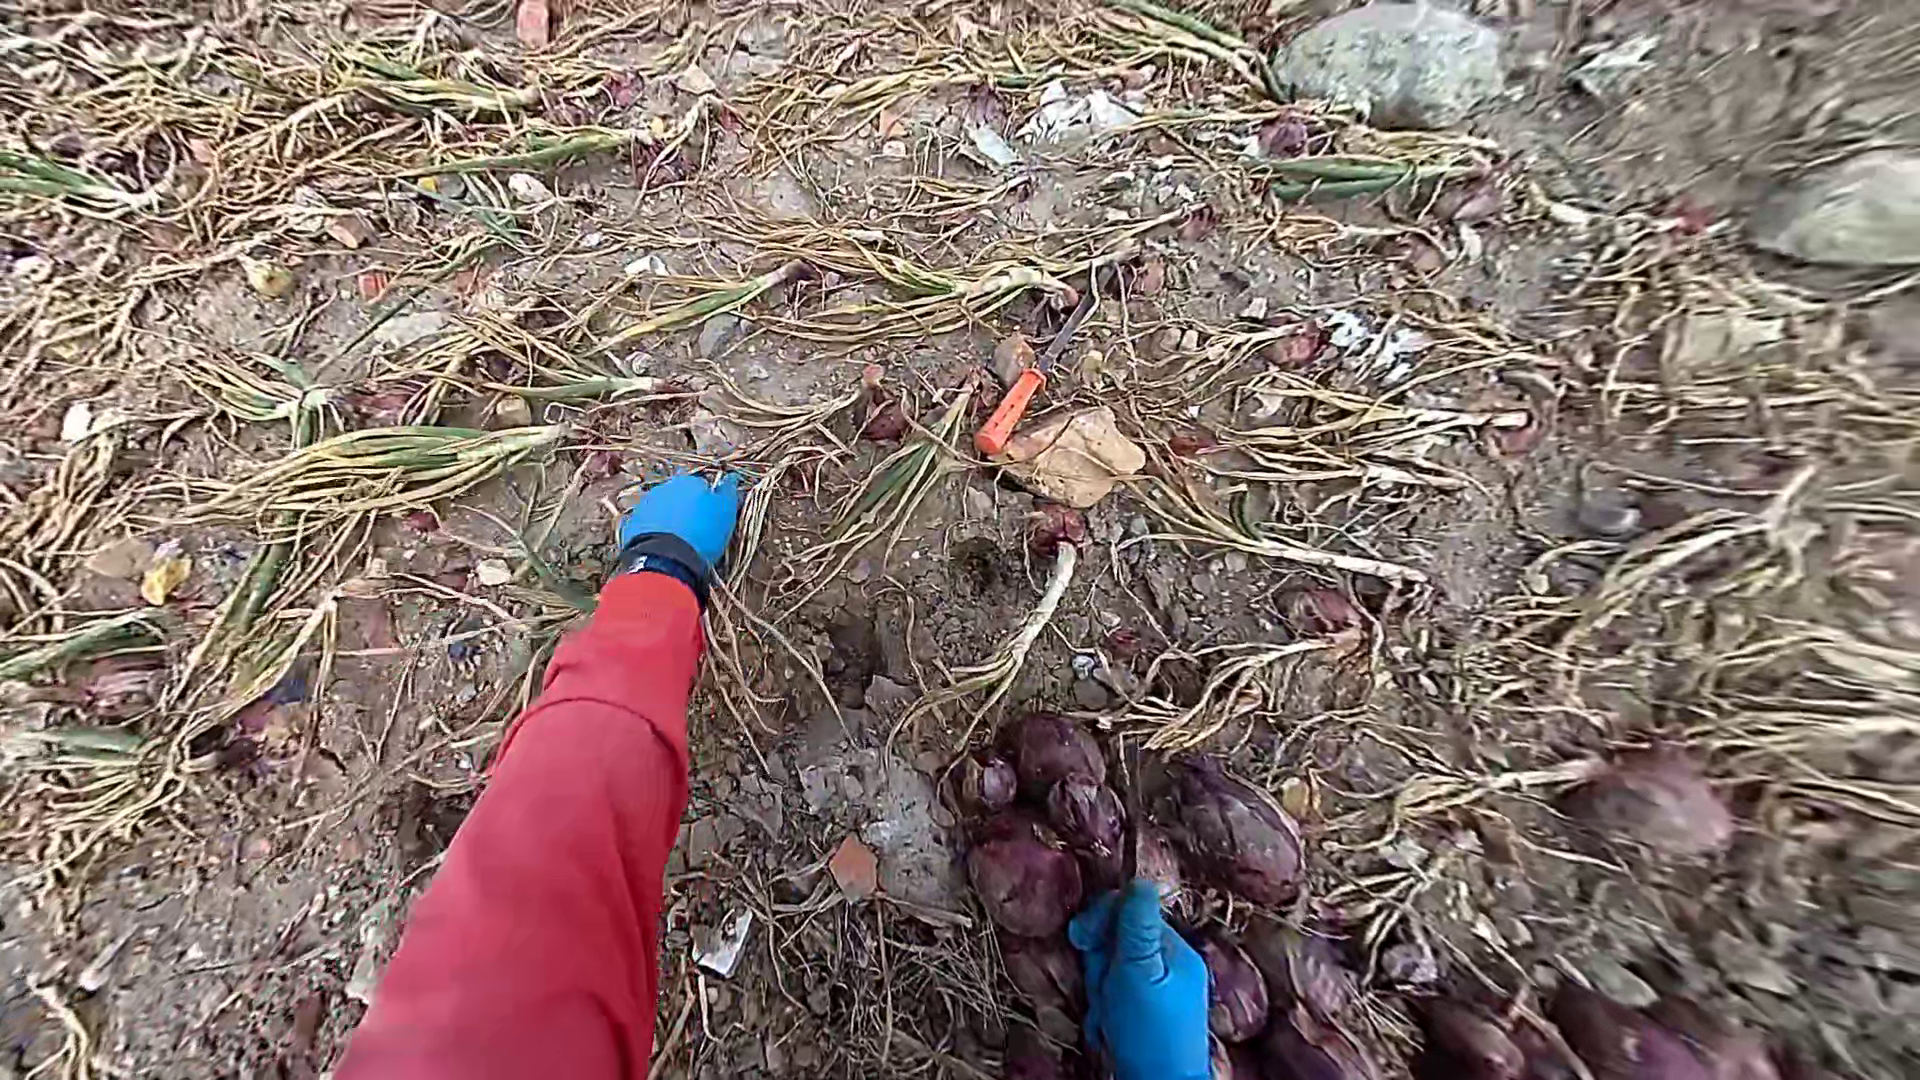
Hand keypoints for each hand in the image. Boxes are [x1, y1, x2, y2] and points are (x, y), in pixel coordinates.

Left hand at [618, 472, 742, 574]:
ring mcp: (646, 504)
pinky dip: (657, 529)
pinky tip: (666, 544)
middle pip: (681, 495)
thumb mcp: (726, 512)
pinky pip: (649, 523)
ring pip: (664, 508)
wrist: (666, 559)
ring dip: (672, 517)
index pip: (703, 485)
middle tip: (700, 528)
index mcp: (689, 481)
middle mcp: (665, 487)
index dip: (710, 500)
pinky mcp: (632, 523)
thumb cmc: (702, 534)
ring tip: (682, 539)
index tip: (715, 515)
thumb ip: (728, 491)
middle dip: (689, 506)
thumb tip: (731, 477)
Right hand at [1067, 880, 1211, 1079]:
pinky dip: (1102, 1006)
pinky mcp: (1141, 1014)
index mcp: (1175, 950)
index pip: (1130, 910)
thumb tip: (1141, 878)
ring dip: (1099, 985)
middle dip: (1100, 959)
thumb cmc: (1149, 1030)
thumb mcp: (1140, 969)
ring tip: (1105, 1010)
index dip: (1102, 919)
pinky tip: (1106, 1024)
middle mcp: (1168, 966)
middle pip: (1117, 938)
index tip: (1081, 938)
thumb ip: (1137, 922)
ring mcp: (1155, 992)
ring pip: (1110, 966)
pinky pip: (1112, 993)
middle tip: (1101, 985)